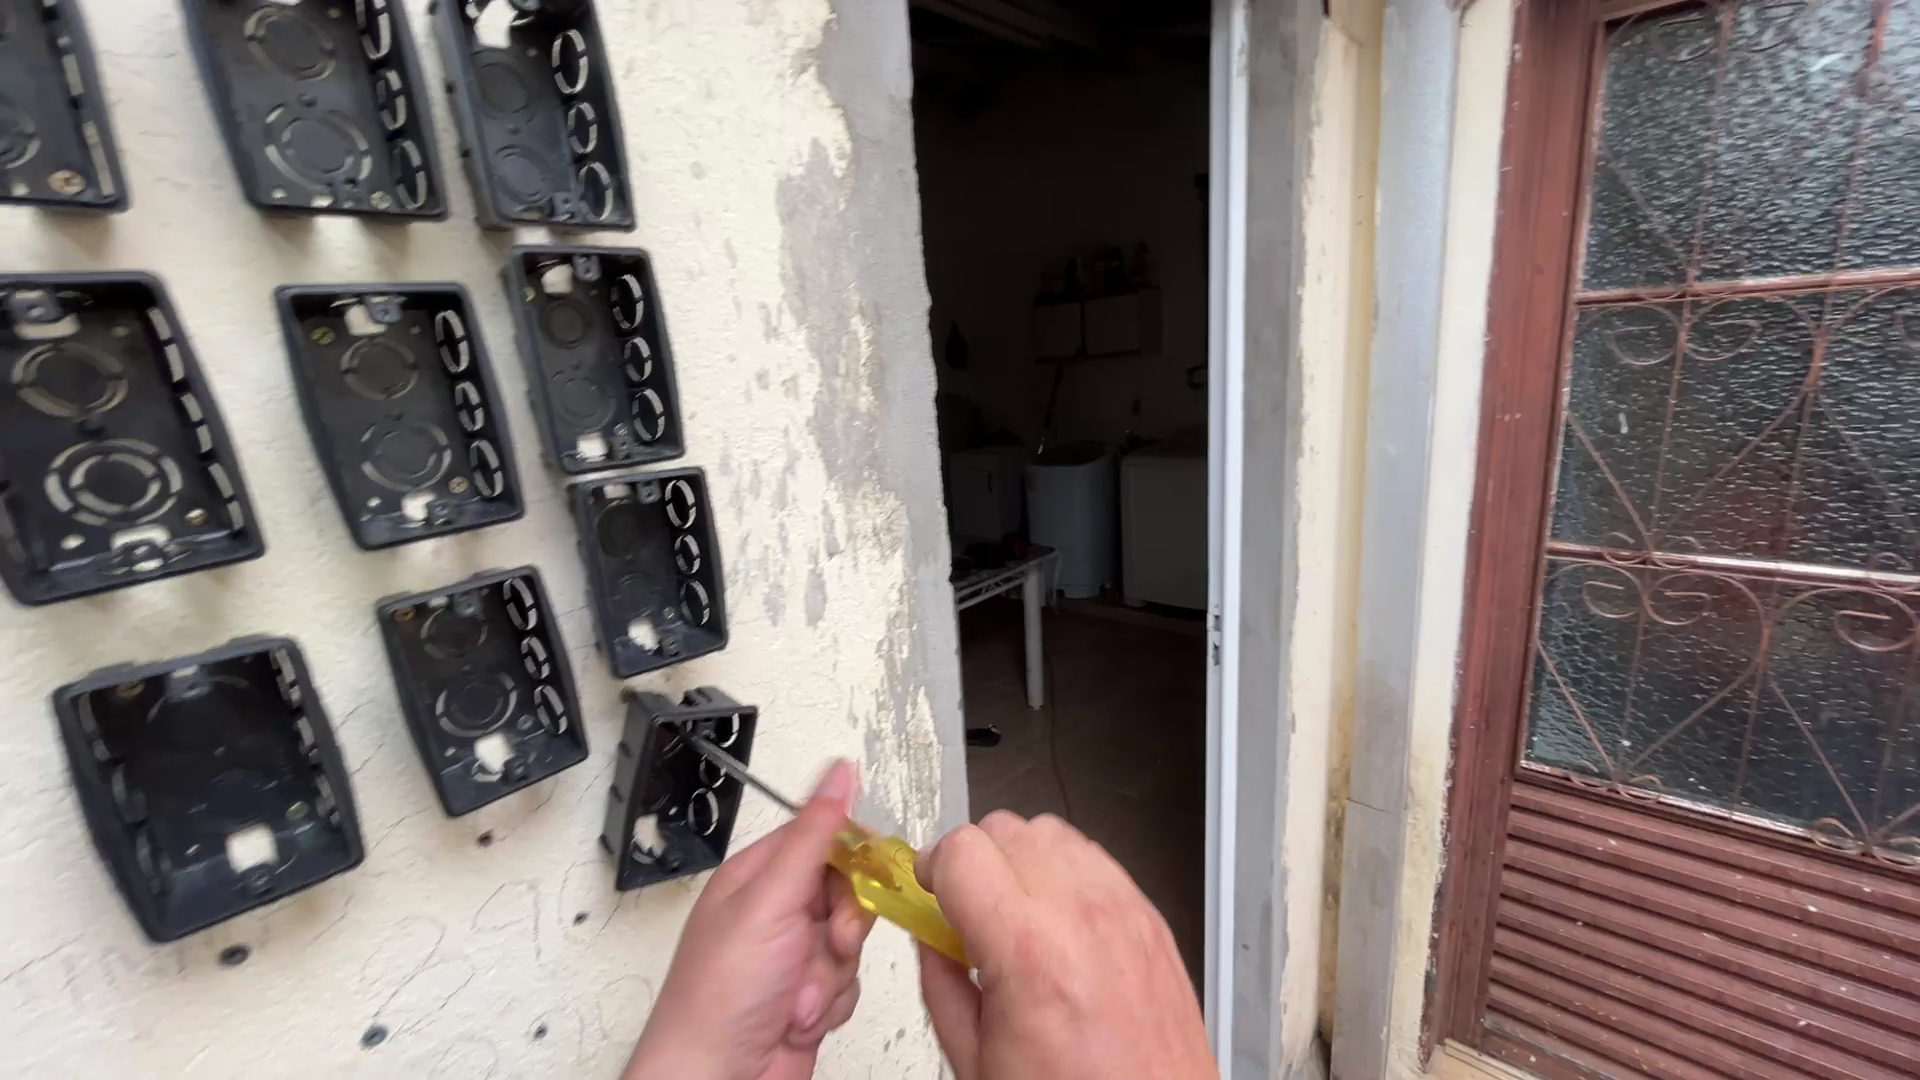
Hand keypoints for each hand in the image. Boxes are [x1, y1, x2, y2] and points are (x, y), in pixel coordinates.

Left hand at [624, 760, 874, 1079]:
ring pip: (853, 937)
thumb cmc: (720, 996)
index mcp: (760, 874)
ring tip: (798, 998)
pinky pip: (850, 978)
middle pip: (848, 888)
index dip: (854, 855)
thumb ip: (814, 835)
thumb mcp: (772, 901)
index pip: (825, 836)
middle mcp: (778, 909)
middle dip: (846, 924)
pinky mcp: (810, 993)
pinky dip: (833, 1001)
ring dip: (834, 973)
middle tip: (832, 942)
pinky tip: (801, 1019)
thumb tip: (840, 771)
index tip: (871, 872)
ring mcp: (794, 953)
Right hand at [917, 811, 1213, 1079]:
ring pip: (1049, 829)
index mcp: (1028, 953)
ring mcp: (1122, 908)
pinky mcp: (1148, 913)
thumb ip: (940, 983)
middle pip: (1004, 827)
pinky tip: (1057, 916)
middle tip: (969, 904)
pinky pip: (1092, 855)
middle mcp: (1080, 916)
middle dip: (974, 859)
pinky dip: (1064, 869)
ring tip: (1016, 908)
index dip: (934, 864)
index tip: (930, 885)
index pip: (963, 850)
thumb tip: (928, 931)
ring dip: (1020, 857)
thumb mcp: (977, 1064)